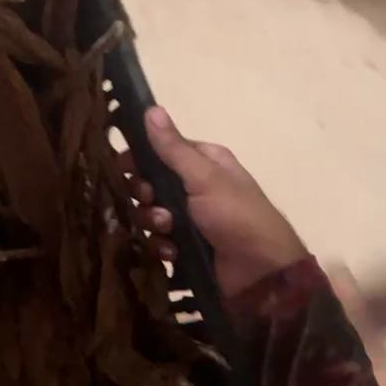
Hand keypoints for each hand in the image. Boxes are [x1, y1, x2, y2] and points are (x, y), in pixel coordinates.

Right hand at [130, 107, 308, 299]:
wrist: (261, 277)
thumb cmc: (236, 216)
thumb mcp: (204, 177)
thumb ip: (173, 147)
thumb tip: (151, 108)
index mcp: (205, 162)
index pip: (161, 150)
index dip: (140, 157)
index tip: (124, 167)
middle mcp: (196, 187)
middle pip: (150, 182)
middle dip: (145, 193)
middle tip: (149, 199)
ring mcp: (190, 218)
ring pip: (150, 212)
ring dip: (153, 221)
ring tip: (168, 230)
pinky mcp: (185, 246)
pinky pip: (158, 239)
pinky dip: (161, 245)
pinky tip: (171, 252)